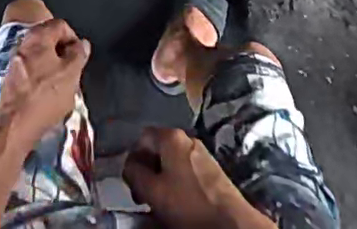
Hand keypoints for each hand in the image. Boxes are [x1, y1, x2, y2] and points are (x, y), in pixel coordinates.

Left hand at [0, 19, 89, 146]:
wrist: (14, 128)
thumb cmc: (45, 96)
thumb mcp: (72, 73)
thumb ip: (79, 54)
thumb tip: (82, 44)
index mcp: (38, 36)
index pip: (61, 25)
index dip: (74, 38)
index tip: (79, 54)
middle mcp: (23, 45)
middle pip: (48, 40)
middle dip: (62, 53)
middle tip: (72, 69)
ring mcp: (13, 63)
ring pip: (38, 57)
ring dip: (51, 66)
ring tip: (60, 84)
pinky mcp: (8, 82)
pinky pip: (29, 72)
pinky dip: (39, 78)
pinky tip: (45, 95)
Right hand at [123, 127, 273, 228]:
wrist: (228, 219)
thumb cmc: (188, 203)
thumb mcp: (154, 191)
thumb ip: (135, 175)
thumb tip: (128, 165)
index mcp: (171, 137)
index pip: (142, 137)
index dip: (132, 158)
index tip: (131, 182)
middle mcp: (186, 138)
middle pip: (156, 148)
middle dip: (146, 170)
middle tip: (142, 196)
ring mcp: (199, 152)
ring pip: (170, 160)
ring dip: (159, 178)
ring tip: (157, 201)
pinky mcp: (208, 167)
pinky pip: (183, 169)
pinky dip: (174, 182)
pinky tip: (175, 201)